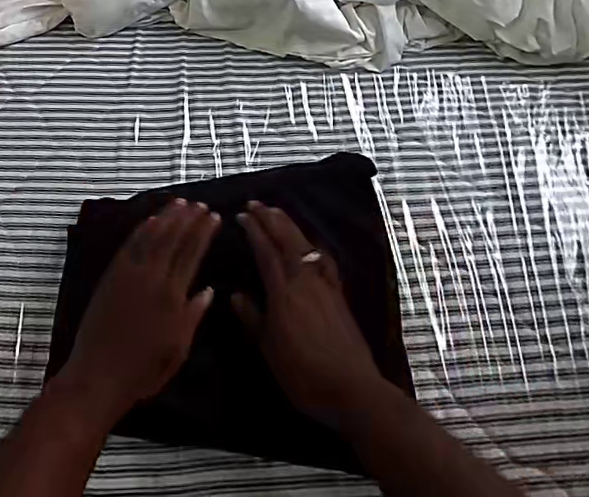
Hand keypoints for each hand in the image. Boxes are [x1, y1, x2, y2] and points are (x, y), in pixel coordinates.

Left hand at [58, 198, 219, 423]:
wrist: (96, 377)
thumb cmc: (143, 371)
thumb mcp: (178, 351)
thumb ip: (193, 317)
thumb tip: (209, 290)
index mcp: (172, 296)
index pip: (192, 253)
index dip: (204, 232)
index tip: (214, 217)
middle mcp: (152, 278)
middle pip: (173, 238)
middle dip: (189, 218)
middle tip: (200, 204)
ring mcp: (129, 274)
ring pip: (152, 236)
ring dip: (167, 217)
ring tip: (180, 203)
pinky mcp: (111, 275)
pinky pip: (130, 245)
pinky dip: (142, 229)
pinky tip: (151, 220)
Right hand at [232, 201, 388, 429]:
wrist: (352, 387)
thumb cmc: (303, 373)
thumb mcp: (269, 349)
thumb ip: (253, 318)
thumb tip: (236, 294)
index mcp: (283, 291)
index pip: (266, 252)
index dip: (254, 231)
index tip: (242, 214)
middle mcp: (304, 279)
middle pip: (286, 239)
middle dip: (270, 218)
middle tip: (256, 202)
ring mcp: (324, 283)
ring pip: (304, 244)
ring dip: (289, 225)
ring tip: (277, 212)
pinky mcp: (338, 292)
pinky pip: (321, 258)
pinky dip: (310, 244)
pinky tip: (309, 244)